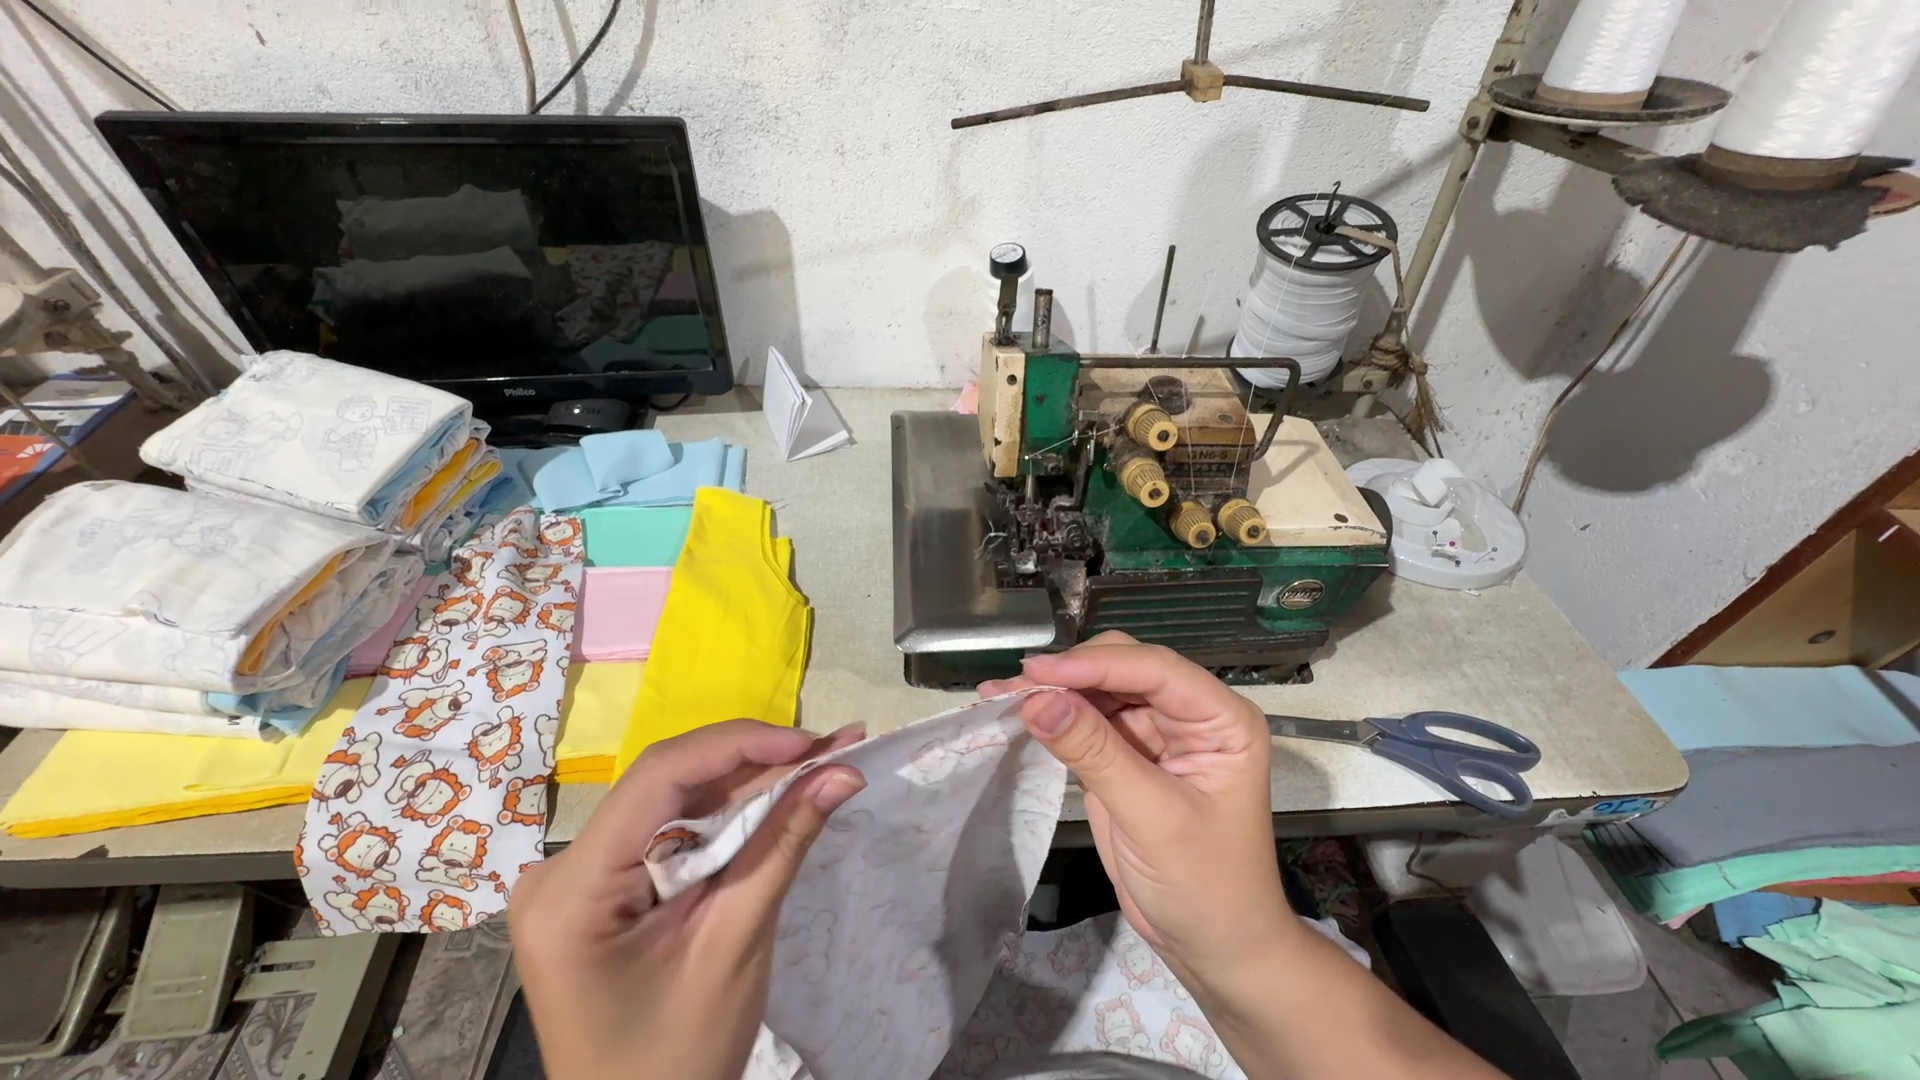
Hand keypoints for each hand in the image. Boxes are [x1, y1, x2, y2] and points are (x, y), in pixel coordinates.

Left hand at [509, 720, 865, 1079]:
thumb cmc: (679, 1058)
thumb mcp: (735, 946)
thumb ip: (783, 846)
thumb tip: (842, 773)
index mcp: (571, 890)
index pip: (658, 778)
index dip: (740, 745)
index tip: (812, 742)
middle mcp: (560, 869)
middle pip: (667, 785)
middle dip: (754, 762)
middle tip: (831, 748)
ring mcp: (576, 878)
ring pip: (673, 802)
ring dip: (748, 785)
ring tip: (819, 764)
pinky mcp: (600, 888)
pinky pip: (668, 831)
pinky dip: (726, 818)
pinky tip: (777, 800)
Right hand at [980, 632, 1290, 978]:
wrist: (1211, 946)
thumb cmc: (1204, 886)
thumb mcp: (1152, 819)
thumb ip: (1096, 754)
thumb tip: (1036, 701)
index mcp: (1222, 719)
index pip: (1156, 670)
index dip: (1095, 665)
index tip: (1037, 671)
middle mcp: (1190, 713)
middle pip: (1124, 667)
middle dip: (1070, 673)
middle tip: (1013, 687)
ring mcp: (1156, 732)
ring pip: (1098, 688)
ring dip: (1053, 690)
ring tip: (1000, 694)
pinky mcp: (1125, 753)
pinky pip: (1085, 720)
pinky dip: (1052, 716)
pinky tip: (1015, 710)